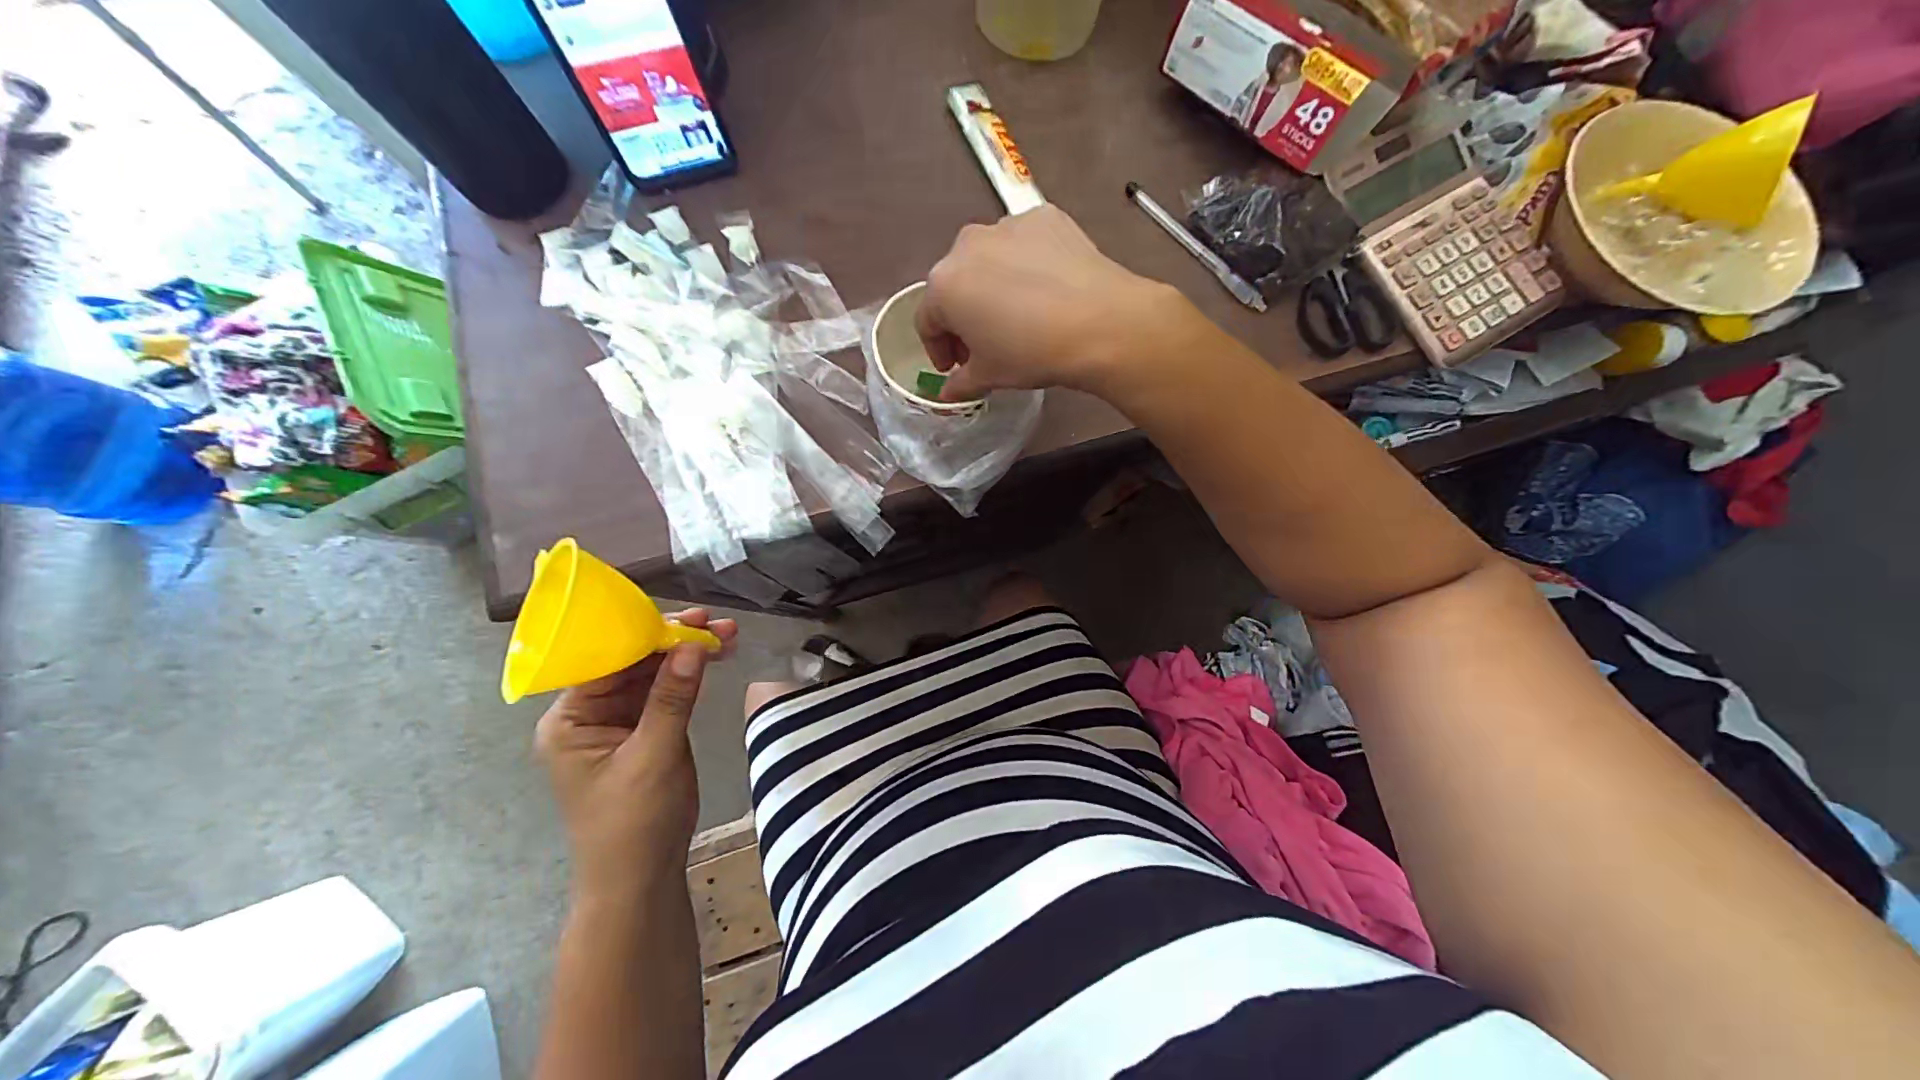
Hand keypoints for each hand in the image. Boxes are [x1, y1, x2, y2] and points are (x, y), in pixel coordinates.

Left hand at [534, 609, 737, 897]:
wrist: (640, 881)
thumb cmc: (634, 823)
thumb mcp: (653, 756)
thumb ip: (672, 697)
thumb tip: (694, 645)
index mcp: (569, 719)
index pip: (607, 660)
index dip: (647, 634)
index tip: (692, 618)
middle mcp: (588, 715)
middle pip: (631, 662)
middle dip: (674, 641)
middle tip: (717, 623)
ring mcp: (616, 723)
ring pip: (652, 674)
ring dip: (687, 655)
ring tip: (728, 634)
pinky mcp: (643, 732)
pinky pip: (664, 693)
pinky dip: (689, 676)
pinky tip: (714, 658)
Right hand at [915, 205, 1192, 399]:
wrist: (1101, 323)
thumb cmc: (1032, 352)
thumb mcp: (991, 375)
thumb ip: (961, 381)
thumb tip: (949, 391)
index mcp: (944, 285)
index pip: (928, 320)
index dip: (938, 348)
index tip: (954, 366)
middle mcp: (967, 245)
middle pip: (956, 284)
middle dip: (964, 315)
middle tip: (984, 344)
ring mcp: (1007, 225)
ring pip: (989, 260)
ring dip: (993, 286)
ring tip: (1018, 315)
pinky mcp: (1045, 217)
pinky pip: (1025, 244)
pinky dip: (1027, 264)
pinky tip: (1046, 290)